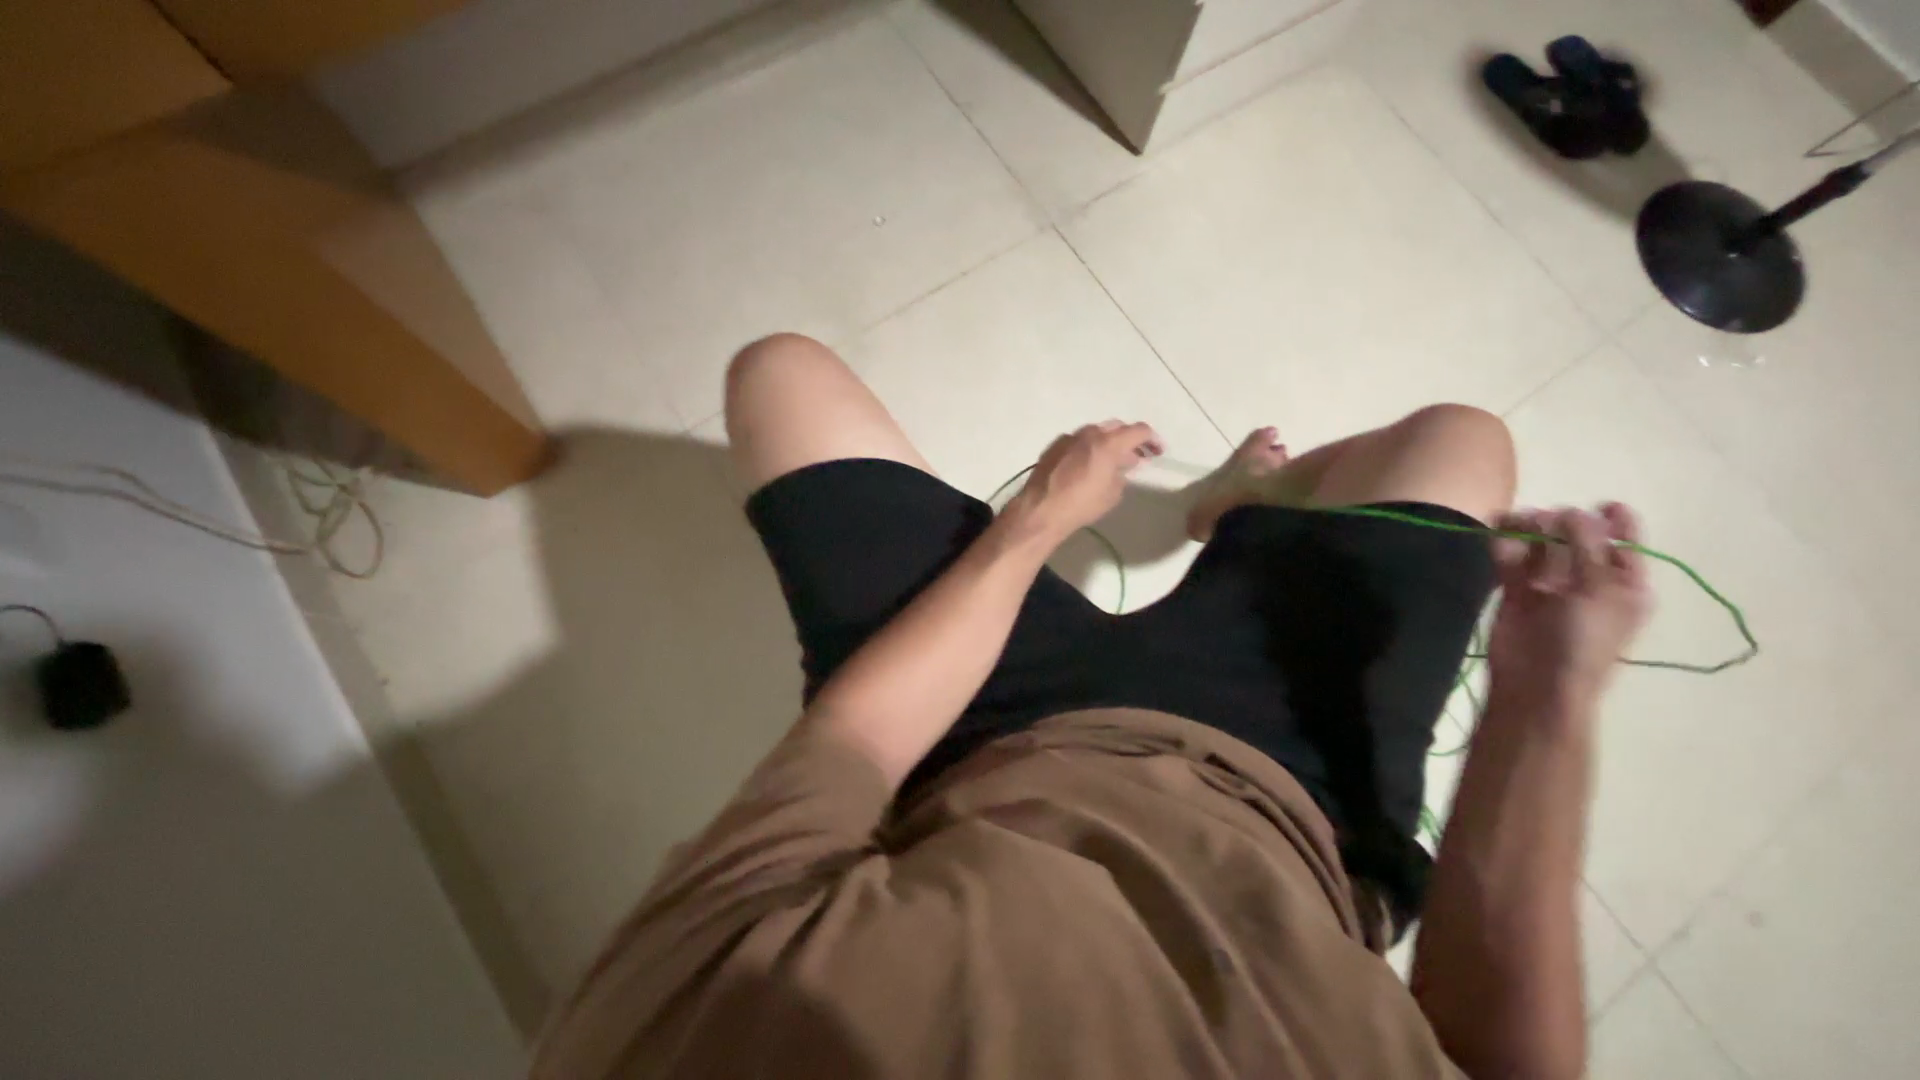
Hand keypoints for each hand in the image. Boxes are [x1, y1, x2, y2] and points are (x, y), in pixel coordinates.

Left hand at [1008, 421, 1163, 542]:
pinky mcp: (1054, 446)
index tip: (1158, 451)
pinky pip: (1078, 441)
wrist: (1042, 509)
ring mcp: (1069, 437)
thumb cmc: (1082, 504)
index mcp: (1108, 443)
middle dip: (1129, 439)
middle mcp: (1089, 433)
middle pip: (1116, 427)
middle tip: (1136, 456)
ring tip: (1113, 461)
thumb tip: (1125, 464)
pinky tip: (1089, 464)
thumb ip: (1123, 473)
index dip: (1152, 440)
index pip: (1139, 430)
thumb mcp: (1113, 493)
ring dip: (1108, 442)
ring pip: (1095, 432)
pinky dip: (1089, 447)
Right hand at [1486, 504, 1652, 711]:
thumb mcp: (1599, 589)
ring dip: (1529, 528)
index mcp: (1624, 583)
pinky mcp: (1515, 592)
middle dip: (1560, 522)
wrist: (1538, 683)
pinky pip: (1510, 559)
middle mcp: (1589, 580)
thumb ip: (1586, 545)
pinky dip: (1504, 544)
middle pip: (1575, 536)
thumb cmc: (1583, 639)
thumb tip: (1570, 511)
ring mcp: (1549, 585)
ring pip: (1539, 543)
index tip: (1599, 505)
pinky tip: (1497, 536)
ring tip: (1515, 523)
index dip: (1614, 519)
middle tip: (1542, 521)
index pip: (1624, 541)